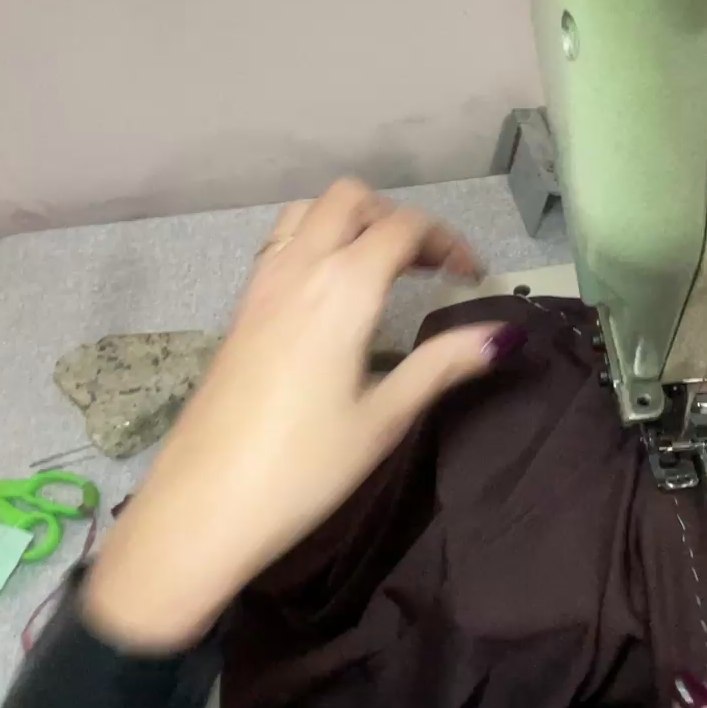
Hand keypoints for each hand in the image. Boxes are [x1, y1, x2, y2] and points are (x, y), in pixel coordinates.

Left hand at [84, 178, 523, 651]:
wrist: (203, 506)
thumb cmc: (304, 468)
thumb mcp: (384, 418)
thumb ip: (442, 365)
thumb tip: (503, 334)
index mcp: (342, 288)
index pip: (403, 227)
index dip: (447, 240)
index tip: (472, 277)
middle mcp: (297, 269)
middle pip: (349, 201)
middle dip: (396, 218)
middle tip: (427, 268)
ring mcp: (259, 286)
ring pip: (307, 214)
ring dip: (350, 223)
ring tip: (381, 272)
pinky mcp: (239, 311)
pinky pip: (280, 246)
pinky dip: (316, 244)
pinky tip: (331, 299)